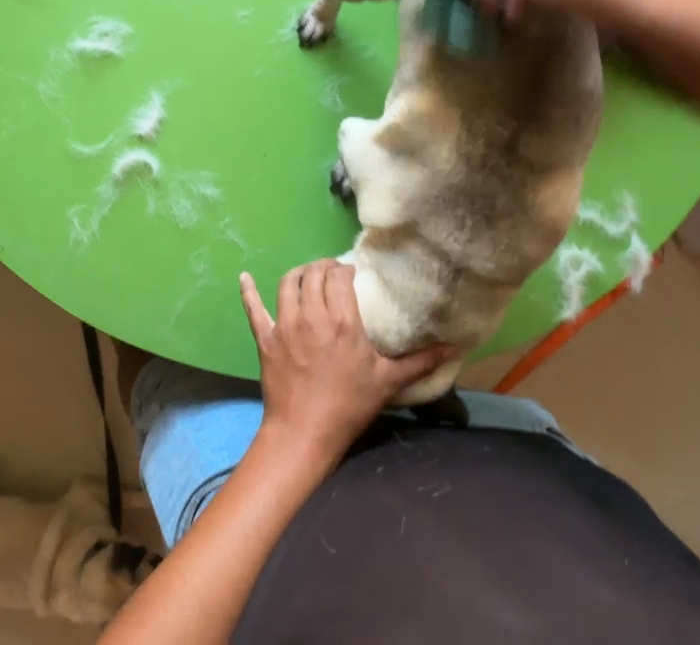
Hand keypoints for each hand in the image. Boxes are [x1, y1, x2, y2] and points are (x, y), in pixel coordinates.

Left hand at [240, 261, 454, 459]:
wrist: (304, 432)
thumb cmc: (348, 406)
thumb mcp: (388, 381)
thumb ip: (421, 361)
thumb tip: (454, 346)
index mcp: (342, 321)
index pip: (339, 277)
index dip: (345, 270)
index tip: (352, 274)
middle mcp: (311, 315)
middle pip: (313, 274)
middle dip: (323, 267)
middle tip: (332, 273)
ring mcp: (284, 324)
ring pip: (287, 283)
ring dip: (298, 274)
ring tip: (308, 276)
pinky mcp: (265, 337)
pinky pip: (253, 307)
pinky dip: (249, 291)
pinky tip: (245, 278)